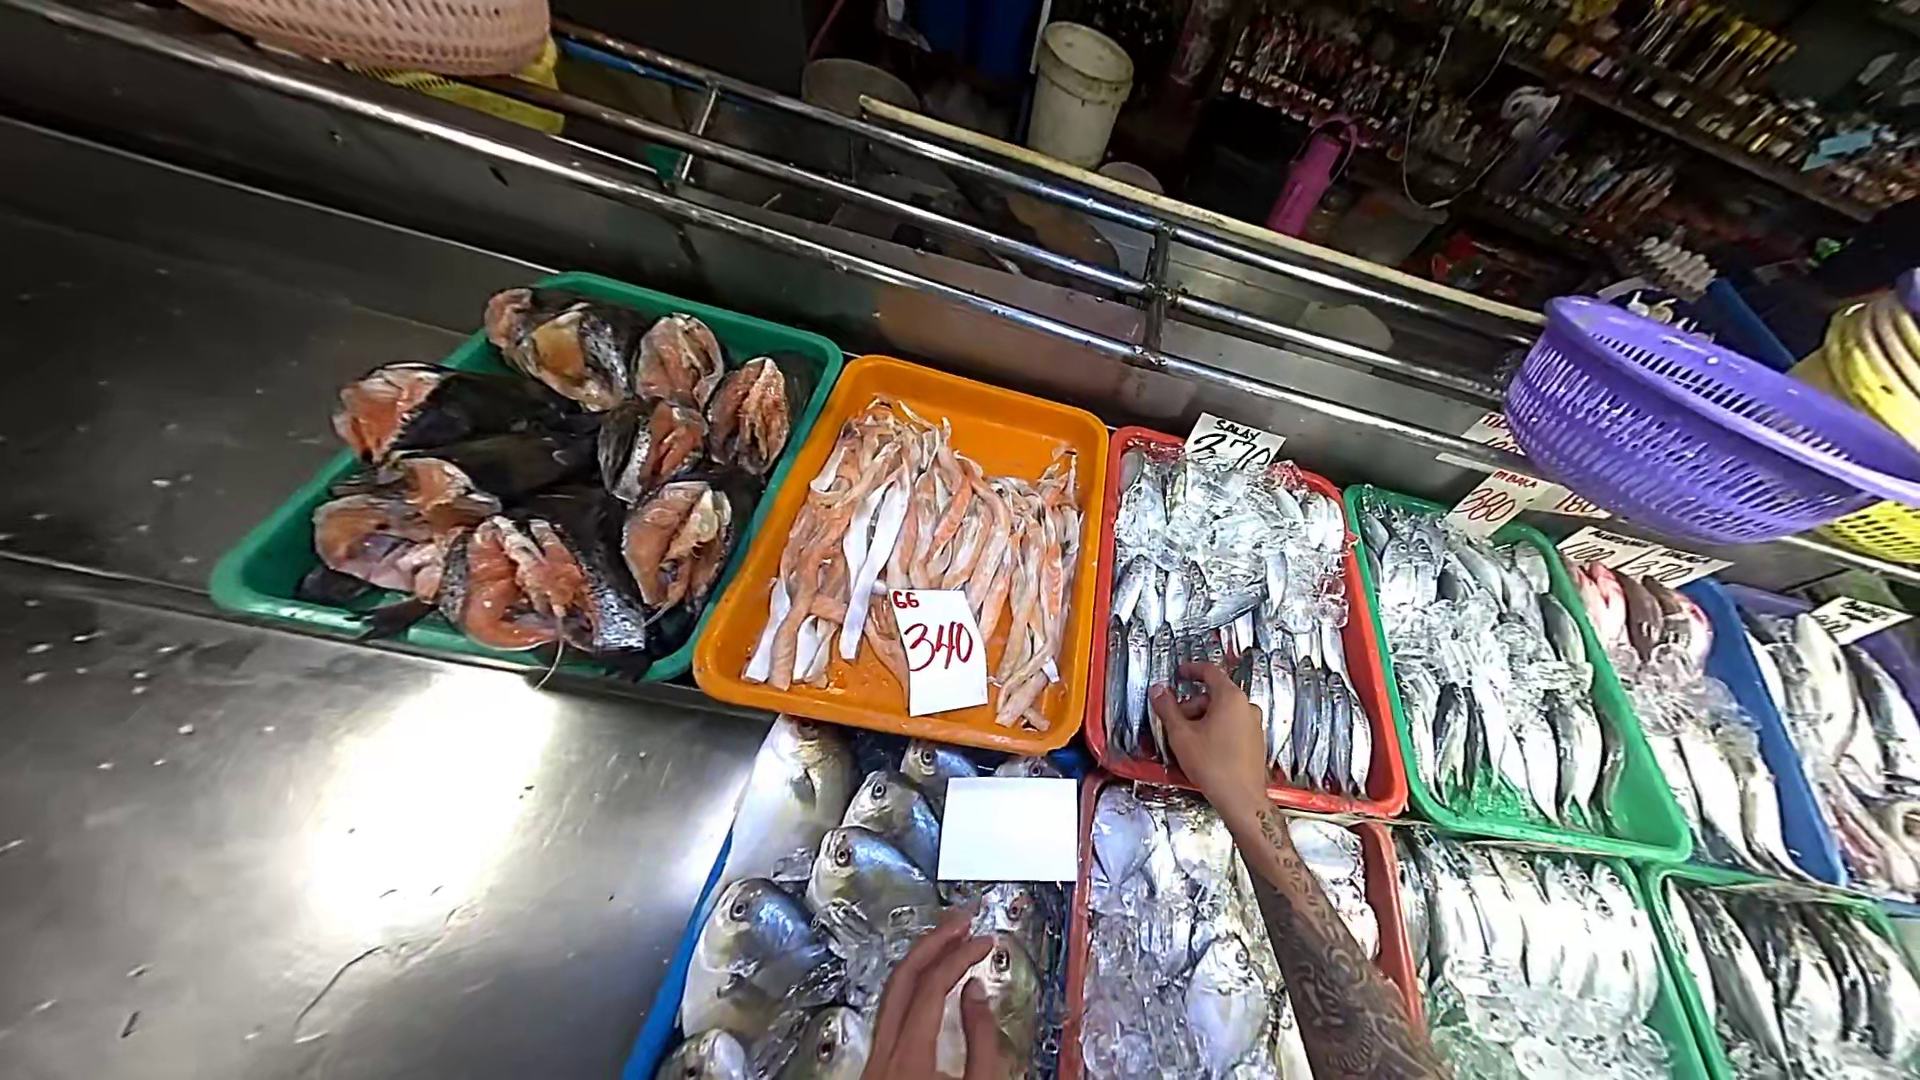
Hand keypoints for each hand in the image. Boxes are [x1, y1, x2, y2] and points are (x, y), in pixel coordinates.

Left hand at [861, 907, 1009, 1079]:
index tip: (983, 940)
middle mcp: (882, 1053)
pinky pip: (890, 1010)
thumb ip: (981, 1042)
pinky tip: (932, 981)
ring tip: (949, 942)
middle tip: (961, 922)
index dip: (961, 953)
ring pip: (892, 991)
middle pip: (904, 975)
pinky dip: (912, 984)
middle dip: (935, 940)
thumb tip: (976, 990)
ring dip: (922, 959)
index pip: (933, 983)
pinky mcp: (874, 1067)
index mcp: (907, 1056)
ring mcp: (873, 1060)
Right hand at [1152, 661, 1270, 819]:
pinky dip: (1216, 729)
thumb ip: (1167, 707)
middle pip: (1213, 694)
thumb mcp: (1180, 733)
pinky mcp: (1255, 741)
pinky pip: (1232, 725)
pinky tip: (1203, 748)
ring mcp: (1253, 725)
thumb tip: (1159, 692)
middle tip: (1176, 719)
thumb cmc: (1214, 766)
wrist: (1240, 799)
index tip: (1180, 673)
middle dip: (1192, 704)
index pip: (1209, 672)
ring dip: (1202, 718)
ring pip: (1222, 711)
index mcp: (1230, 698)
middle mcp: (1246, 707)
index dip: (1191, 670)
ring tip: (1188, 739)